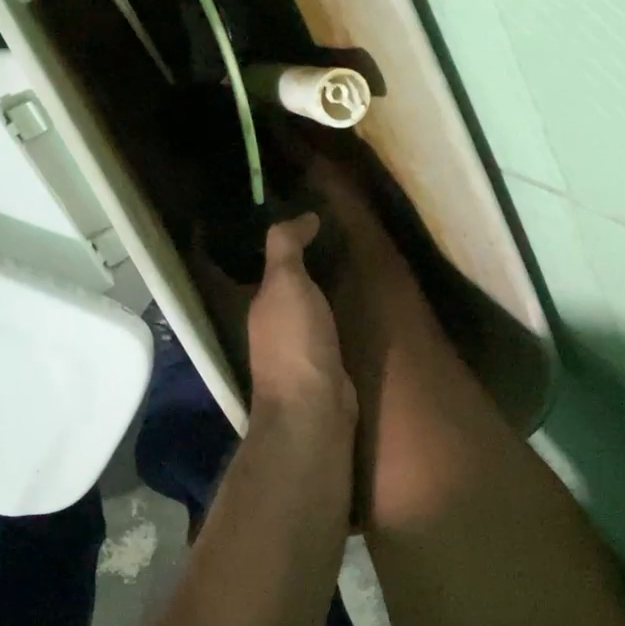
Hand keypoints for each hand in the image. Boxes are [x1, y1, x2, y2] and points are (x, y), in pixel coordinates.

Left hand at [246, 213, 356, 428]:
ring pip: (314, 310)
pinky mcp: (326, 369)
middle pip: (292, 289)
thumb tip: (304, 215)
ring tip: (358, 266)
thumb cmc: (295, 341)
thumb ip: (287, 247)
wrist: (314, 410)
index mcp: (261, 304)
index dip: (289, 243)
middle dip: (311, 267)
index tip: (314, 220)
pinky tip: (363, 307)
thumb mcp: (286, 282)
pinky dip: (344, 317)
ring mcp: (300, 351)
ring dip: (329, 292)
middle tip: (343, 238)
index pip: (272, 265)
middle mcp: (275, 326)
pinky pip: (334, 332)